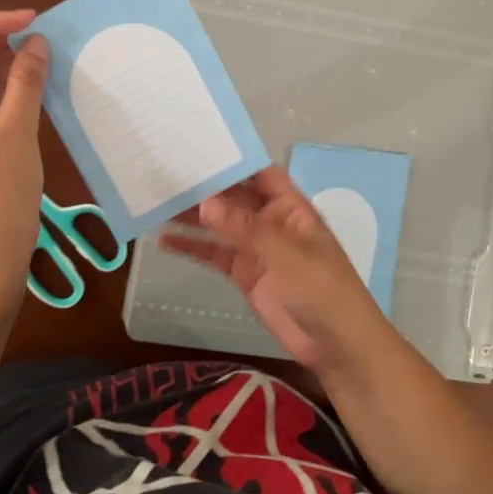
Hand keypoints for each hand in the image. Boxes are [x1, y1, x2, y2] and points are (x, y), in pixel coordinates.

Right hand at [160, 167, 396, 375]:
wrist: (336, 344)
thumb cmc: (321, 289)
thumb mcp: (286, 253)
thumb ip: (245, 228)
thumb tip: (205, 202)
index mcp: (290, 208)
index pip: (260, 174)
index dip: (234, 162)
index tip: (198, 149)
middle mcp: (271, 222)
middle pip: (234, 198)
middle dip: (205, 188)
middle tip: (165, 174)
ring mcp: (257, 249)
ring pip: (220, 226)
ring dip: (192, 216)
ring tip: (156, 203)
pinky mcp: (245, 275)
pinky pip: (214, 255)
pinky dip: (192, 248)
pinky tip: (164, 241)